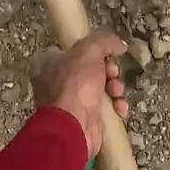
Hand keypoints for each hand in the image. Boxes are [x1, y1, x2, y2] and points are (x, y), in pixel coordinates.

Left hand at [33, 33, 129, 157]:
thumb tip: (120, 44)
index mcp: (49, 64)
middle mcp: (57, 83)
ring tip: (117, 94)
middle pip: (92, 69)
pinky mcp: (85, 119)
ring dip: (116, 88)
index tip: (108, 54)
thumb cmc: (75, 85)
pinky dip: (115, 106)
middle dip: (110, 71)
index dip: (94, 51)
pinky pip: (105, 107)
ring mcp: (71, 103)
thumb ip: (104, 42)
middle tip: (113, 75)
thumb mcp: (88, 52)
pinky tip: (119, 109)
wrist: (74, 127)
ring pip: (102, 88)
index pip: (75, 51)